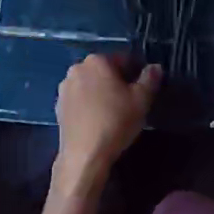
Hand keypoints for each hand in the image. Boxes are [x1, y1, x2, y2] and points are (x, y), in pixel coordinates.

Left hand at [53, 54, 160, 194]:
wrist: (85, 153)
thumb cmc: (115, 122)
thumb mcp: (141, 101)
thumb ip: (149, 79)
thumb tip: (155, 67)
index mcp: (96, 60)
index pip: (121, 59)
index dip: (135, 72)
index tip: (142, 89)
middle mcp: (77, 67)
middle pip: (103, 71)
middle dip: (116, 82)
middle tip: (129, 102)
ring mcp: (64, 86)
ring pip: (89, 84)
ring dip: (100, 92)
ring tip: (112, 113)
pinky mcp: (58, 105)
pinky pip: (78, 99)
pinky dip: (87, 105)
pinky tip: (97, 120)